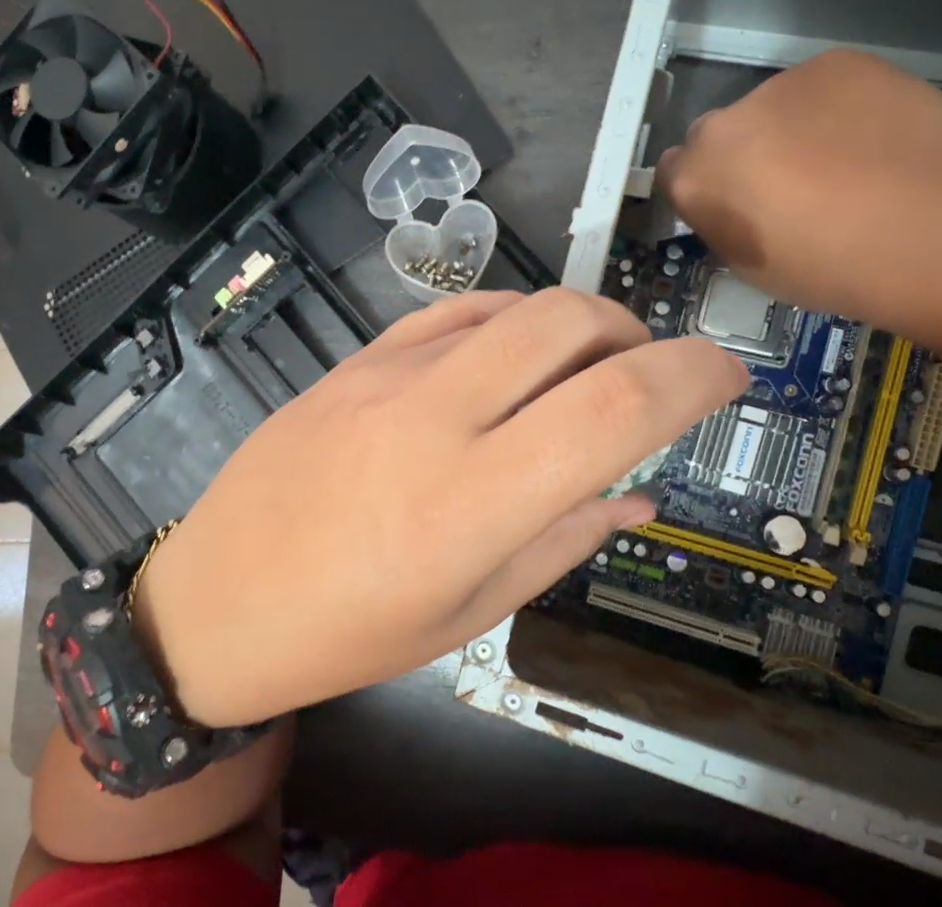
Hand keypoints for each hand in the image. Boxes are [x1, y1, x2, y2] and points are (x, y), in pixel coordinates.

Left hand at [132, 289, 748, 726]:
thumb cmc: (345, 633)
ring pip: (514, 308)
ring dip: (574, 326)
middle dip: (637, 333)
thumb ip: (563, 541)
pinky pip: (452, 311)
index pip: (614, 407)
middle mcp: (433, 418)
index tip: (728, 375)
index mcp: (471, 502)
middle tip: (647, 375)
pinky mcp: (352, 361)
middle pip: (570, 321)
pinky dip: (507, 321)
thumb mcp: (466, 613)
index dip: (693, 377)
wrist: (213, 602)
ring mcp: (385, 377)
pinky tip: (513, 357)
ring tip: (582, 371)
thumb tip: (637, 493)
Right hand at [656, 50, 941, 319]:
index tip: (734, 206)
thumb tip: (739, 206)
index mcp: (694, 179)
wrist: (927, 225)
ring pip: (774, 106)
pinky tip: (876, 136)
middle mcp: (721, 124)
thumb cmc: (831, 269)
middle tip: (791, 186)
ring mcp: (779, 86)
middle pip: (719, 134)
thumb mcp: (754, 267)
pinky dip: (841, 106)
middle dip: (744, 154)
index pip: (673, 172)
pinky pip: (825, 86)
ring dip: (794, 128)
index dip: (705, 189)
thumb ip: (728, 224)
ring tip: (848, 161)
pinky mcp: (835, 63)